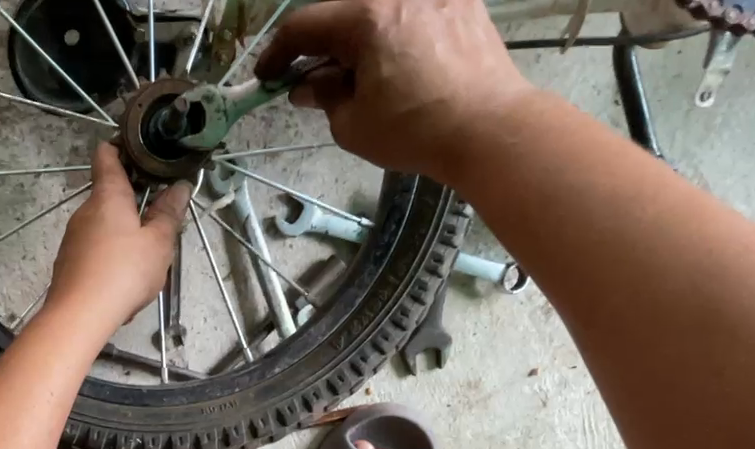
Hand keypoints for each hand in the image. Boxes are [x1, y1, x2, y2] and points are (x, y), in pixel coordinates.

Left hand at [43, 143, 188, 329]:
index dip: (121, 148)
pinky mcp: (67, 265)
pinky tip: (122, 281)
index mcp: (107, 196)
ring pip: (101, 227)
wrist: (78, 317)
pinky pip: (93, 252)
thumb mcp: (158, 243)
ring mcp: (72, 239)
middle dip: (132, 203)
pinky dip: (109, 258)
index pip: (106, 156)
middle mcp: (84, 212)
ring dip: (122, 234)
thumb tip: (180, 187)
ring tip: (143, 257)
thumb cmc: (123, 273)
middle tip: (157, 218)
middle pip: (108, 196)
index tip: (139, 152)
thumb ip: (169, 214)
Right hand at [257, 0, 538, 180]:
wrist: (488, 127)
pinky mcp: (461, 3)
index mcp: (367, 16)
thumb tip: (308, 85)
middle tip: (308, 80)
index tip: (266, 77)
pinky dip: (390, 34)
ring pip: (377, 12)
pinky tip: (391, 65)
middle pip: (342, 13)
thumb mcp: (351, 124)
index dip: (277, 53)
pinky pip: (410, 13)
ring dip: (355, 41)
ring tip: (353, 76)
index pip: (304, 25)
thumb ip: (324, 96)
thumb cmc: (413, 130)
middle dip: (318, 46)